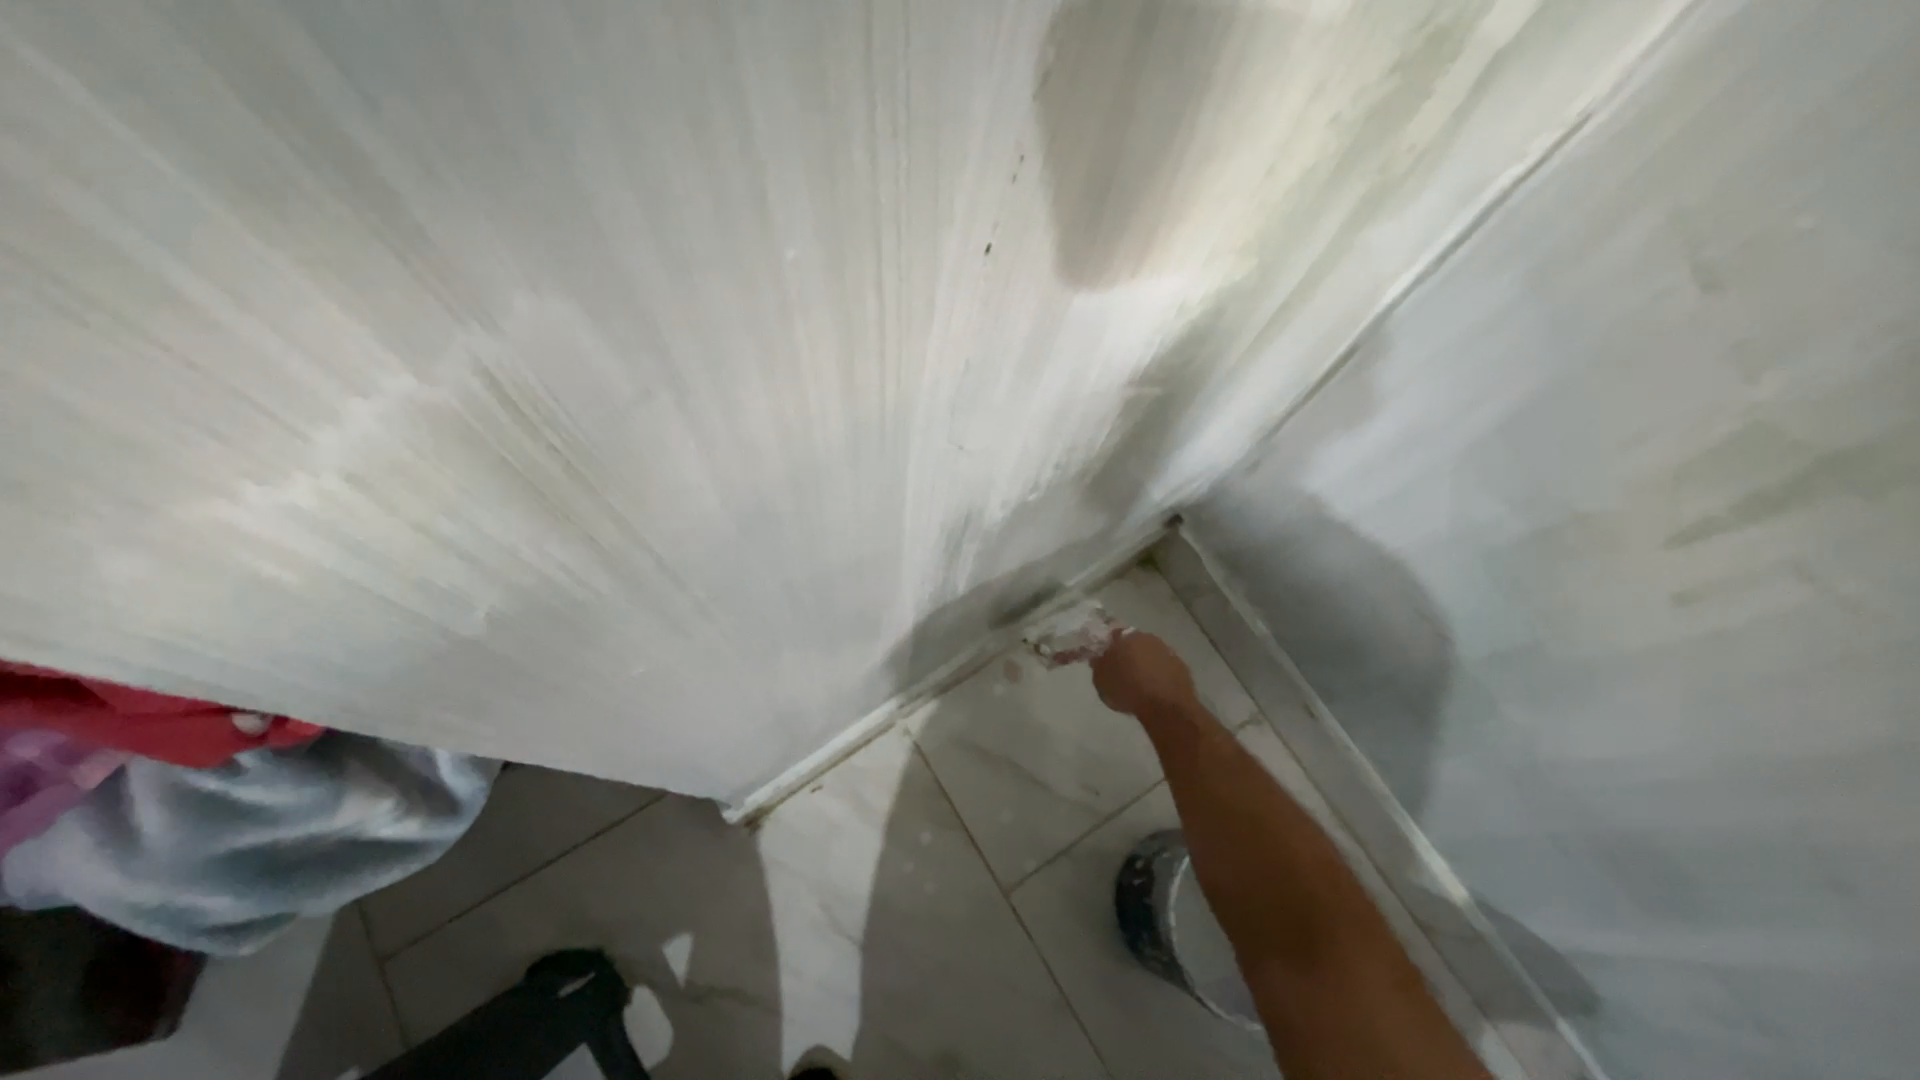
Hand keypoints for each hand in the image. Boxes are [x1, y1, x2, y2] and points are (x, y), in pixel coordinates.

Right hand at [1088, 632, 1197, 716]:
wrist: (1165, 706)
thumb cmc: (1127, 690)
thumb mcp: (1101, 680)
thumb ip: (1099, 665)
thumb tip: (1100, 657)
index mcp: (1125, 636)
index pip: (1113, 634)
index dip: (1108, 645)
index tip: (1105, 657)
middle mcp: (1147, 638)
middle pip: (1134, 642)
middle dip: (1128, 653)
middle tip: (1122, 670)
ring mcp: (1167, 651)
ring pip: (1151, 653)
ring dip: (1145, 663)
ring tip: (1139, 682)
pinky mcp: (1181, 666)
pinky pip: (1165, 667)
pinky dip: (1159, 674)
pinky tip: (1155, 689)